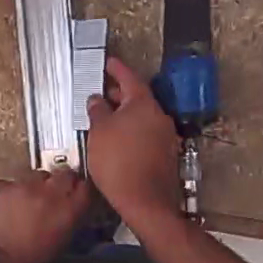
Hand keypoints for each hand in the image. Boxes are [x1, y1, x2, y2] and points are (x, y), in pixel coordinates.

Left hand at [0, 168, 92, 262]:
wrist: (1, 257)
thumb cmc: (36, 257)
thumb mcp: (64, 240)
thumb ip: (73, 217)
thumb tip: (76, 204)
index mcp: (69, 210)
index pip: (86, 187)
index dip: (83, 189)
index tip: (78, 194)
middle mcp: (52, 194)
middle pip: (67, 174)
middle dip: (65, 181)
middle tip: (59, 191)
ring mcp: (30, 187)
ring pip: (44, 174)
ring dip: (44, 183)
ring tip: (37, 195)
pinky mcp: (12, 186)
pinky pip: (24, 181)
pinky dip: (25, 189)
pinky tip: (20, 201)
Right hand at [86, 56, 179, 224]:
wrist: (144, 200)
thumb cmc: (118, 162)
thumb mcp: (99, 132)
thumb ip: (97, 111)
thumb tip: (97, 99)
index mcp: (143, 104)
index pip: (129, 78)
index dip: (116, 69)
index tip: (107, 62)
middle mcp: (158, 115)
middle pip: (137, 98)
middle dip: (118, 94)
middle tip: (101, 91)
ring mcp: (164, 136)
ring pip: (141, 117)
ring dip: (124, 115)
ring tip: (105, 118)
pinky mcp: (164, 154)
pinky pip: (145, 134)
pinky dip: (131, 131)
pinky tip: (117, 141)